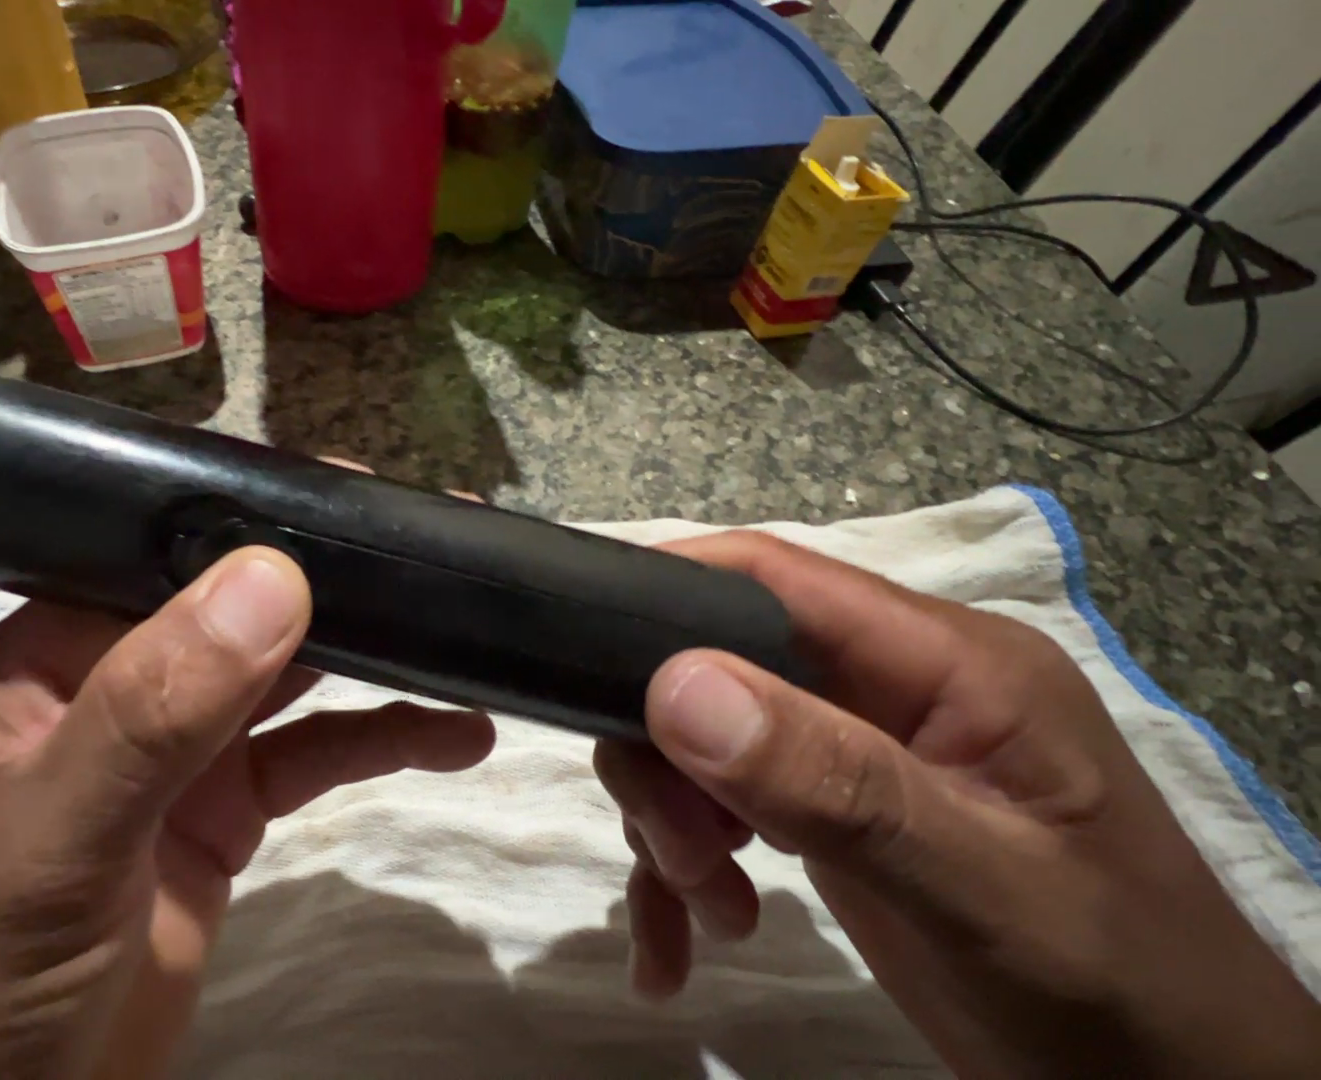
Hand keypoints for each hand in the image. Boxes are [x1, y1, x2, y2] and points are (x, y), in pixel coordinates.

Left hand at [0, 548, 494, 1079]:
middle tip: (433, 550)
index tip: (358, 495)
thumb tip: (272, 577)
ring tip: (463, 633)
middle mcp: (125, 680)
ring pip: (293, 675)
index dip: (256, 518)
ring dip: (376, 657)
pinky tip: (455, 733)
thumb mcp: (65, 832)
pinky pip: (316, 753)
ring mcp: (183, 744)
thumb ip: (157, 709)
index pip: (164, 555)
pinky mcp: (229, 807)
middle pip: (242, 607)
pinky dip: (383, 736)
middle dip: (335, 580)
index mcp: (59, 650)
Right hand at [596, 532, 1320, 1078]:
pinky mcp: (818, 810)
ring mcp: (846, 750)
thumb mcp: (977, 889)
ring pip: (697, 741)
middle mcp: (882, 688)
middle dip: (667, 756)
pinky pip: (713, 811)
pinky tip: (676, 944)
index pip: (774, 577)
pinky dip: (678, 873)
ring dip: (669, 821)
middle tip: (678, 852)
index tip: (581, 658)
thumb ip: (835, 784)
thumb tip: (676, 686)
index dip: (666, 593)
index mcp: (940, 662)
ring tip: (704, 909)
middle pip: (714, 668)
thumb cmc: (1113, 994)